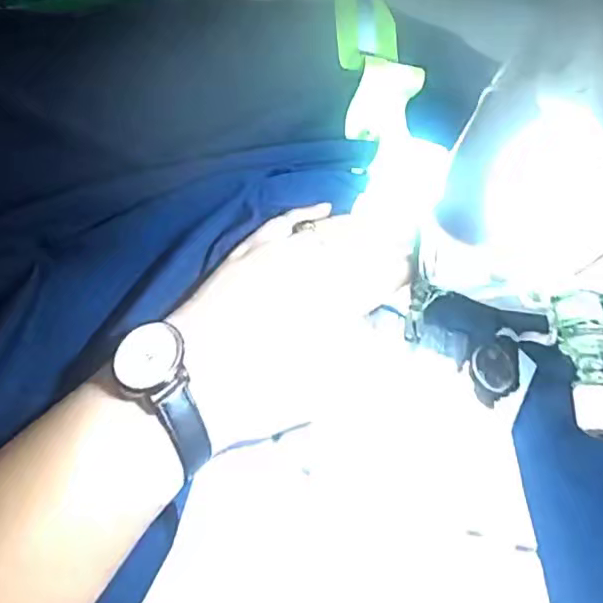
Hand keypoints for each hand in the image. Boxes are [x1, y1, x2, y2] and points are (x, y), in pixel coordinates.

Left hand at [170, 204, 411, 447]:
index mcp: (337, 299)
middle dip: (388, 242)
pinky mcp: (251, 250)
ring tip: (375, 225)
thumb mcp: (325, 390)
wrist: (186, 386)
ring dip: (357, 225)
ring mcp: (279, 252)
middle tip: (403, 245)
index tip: (416, 271)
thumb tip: (391, 333)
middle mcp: (313, 266)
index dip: (404, 269)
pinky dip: (307, 212)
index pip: (383, 273)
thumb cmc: (260, 394)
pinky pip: (285, 220)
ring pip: (328, 227)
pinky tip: (323, 208)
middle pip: (362, 242)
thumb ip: (365, 358)